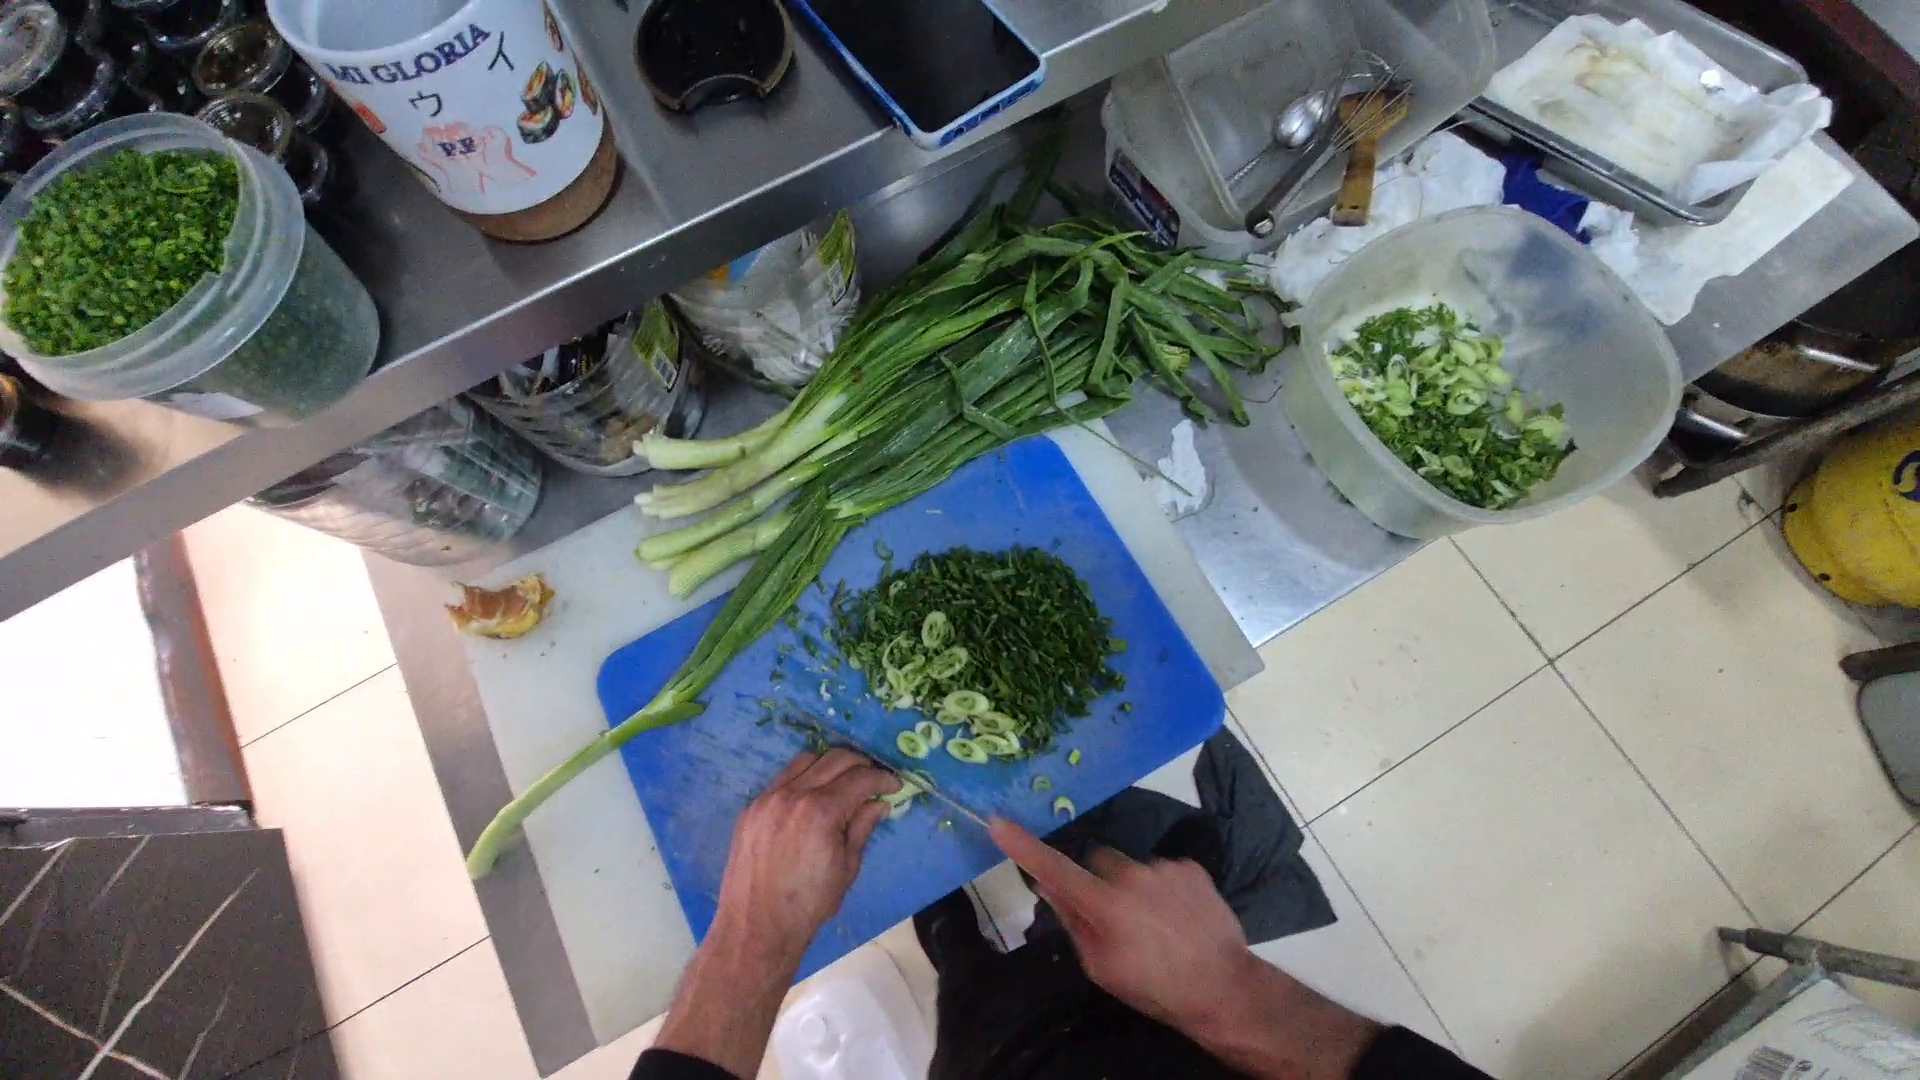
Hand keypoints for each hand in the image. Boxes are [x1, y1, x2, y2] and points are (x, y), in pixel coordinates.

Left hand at [657, 750, 898, 1078]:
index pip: (860, 778)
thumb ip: (863, 827)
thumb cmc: (809, 905)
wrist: (756, 928)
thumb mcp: (847, 868)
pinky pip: (784, 777)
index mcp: (821, 811)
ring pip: (807, 759)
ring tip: (845, 781)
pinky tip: (814, 794)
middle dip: (861, 764)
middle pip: (836, 758)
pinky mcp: (752, 807)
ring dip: (831, 764)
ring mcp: (768, 798)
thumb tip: (879, 804)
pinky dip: (805, 776)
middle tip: (874, 779)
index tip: (895, 785)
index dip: (882, 778)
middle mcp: (793, 795)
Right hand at [991, 818, 1380, 1079]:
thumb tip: (1050, 885)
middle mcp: (1131, 875)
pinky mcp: (1191, 865)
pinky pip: (1162, 868)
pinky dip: (1163, 887)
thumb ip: (1073, 921)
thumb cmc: (1154, 987)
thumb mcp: (1101, 967)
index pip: (1054, 868)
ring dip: (1134, 885)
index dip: (1023, 845)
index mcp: (1105, 905)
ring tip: (1155, 922)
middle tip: (1114, 915)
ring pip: (1131, 865)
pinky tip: (1177, 916)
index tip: (998, 820)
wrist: (1225, 989)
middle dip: (1098, 879)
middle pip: (1097, 860)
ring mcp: (1164, 866)